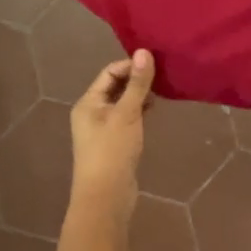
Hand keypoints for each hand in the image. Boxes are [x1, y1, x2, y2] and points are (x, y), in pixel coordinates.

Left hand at [71, 50, 155, 203]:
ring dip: (140, 95)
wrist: (105, 199)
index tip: (156, 65)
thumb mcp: (127, 114)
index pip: (110, 72)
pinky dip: (139, 110)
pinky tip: (154, 110)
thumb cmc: (112, 152)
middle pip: (116, 86)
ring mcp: (102, 129)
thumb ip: (137, 83)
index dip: (131, 66)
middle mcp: (92, 112)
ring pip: (123, 101)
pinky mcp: (113, 142)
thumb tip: (144, 51)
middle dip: (137, 79)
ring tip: (162, 91)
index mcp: (88, 103)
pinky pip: (127, 116)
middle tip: (162, 75)